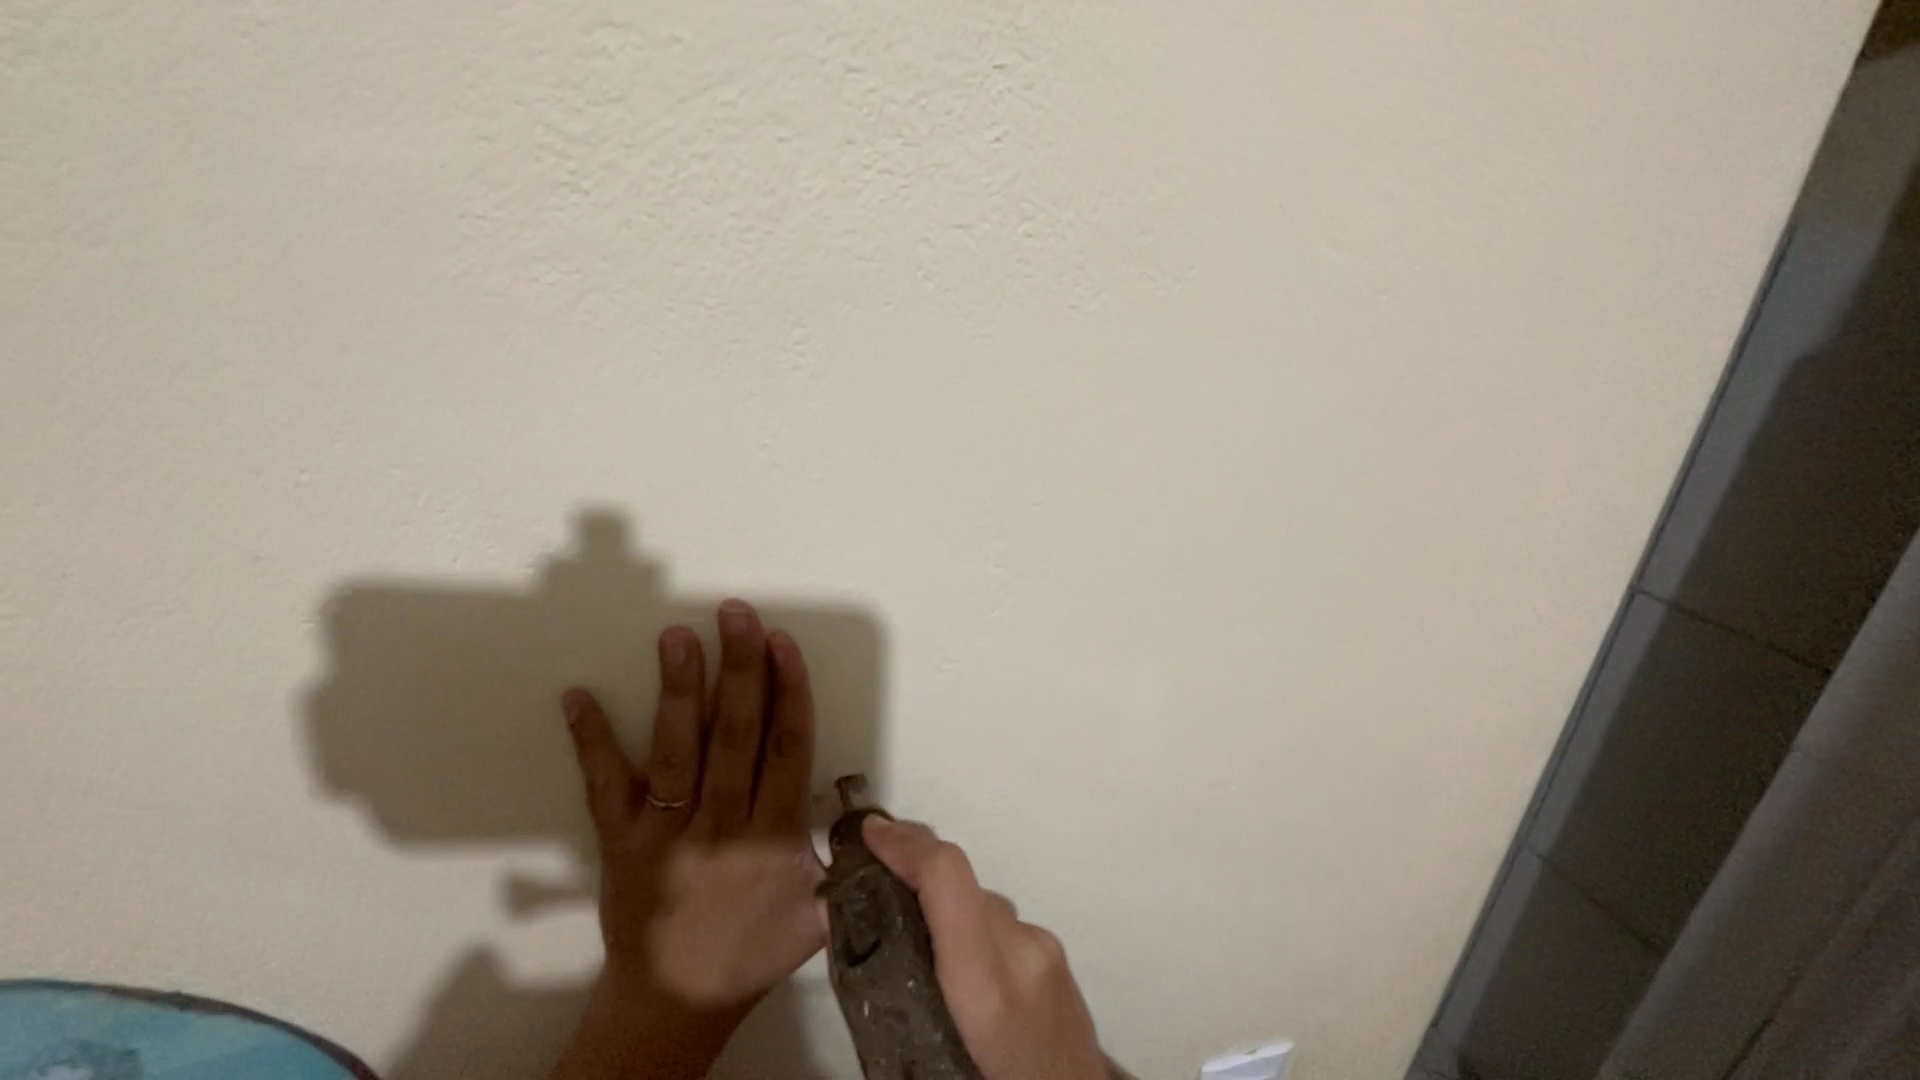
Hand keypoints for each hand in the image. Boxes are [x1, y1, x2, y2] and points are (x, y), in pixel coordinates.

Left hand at [549, 600, 826, 1079]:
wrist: (674, 1003)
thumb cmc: (754, 953)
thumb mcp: (819, 917)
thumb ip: (849, 867)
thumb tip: (879, 822)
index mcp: (773, 838)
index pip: (787, 749)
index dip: (788, 692)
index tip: (784, 644)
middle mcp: (721, 825)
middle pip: (735, 735)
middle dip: (740, 669)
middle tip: (737, 614)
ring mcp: (665, 831)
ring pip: (677, 750)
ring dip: (680, 689)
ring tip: (677, 635)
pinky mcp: (619, 840)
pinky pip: (606, 785)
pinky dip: (591, 741)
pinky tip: (578, 696)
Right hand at [862, 817, 1107, 1079]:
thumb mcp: (924, 1060)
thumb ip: (887, 995)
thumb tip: (843, 936)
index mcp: (987, 985)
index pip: (949, 878)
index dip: (906, 846)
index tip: (871, 834)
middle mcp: (1022, 952)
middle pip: (961, 882)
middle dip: (913, 868)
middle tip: (867, 877)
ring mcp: (1044, 949)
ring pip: (979, 900)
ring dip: (941, 902)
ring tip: (900, 923)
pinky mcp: (1056, 953)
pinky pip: (1000, 920)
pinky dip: (968, 921)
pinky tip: (947, 956)